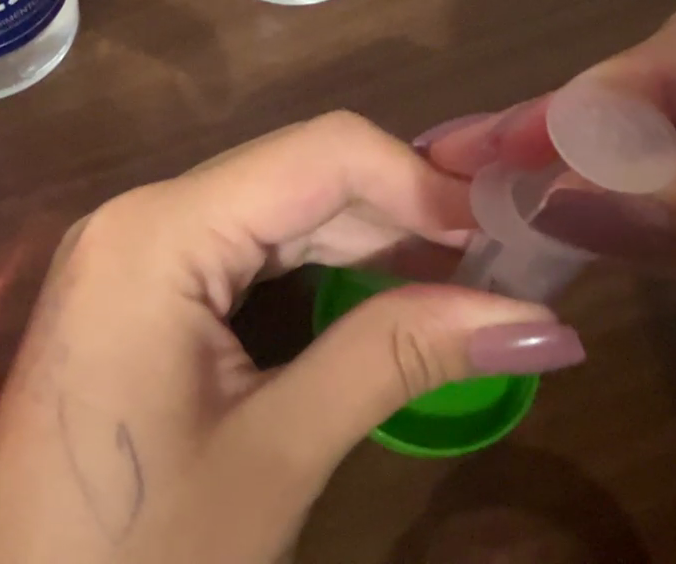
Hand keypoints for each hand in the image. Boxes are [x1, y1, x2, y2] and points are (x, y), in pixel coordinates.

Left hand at [0, 114, 587, 563]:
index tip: (506, 236)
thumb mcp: (276, 453)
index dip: (422, 181)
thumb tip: (543, 322)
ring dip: (367, 240)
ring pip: (275, 210)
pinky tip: (379, 297)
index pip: (320, 152)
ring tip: (463, 282)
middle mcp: (142, 213)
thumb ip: (397, 359)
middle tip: (504, 264)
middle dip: (403, 212)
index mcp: (161, 230)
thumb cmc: (134, 551)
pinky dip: (316, 267)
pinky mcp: (136, 283)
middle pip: (298, 175)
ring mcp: (132, 246)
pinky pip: (242, 249)